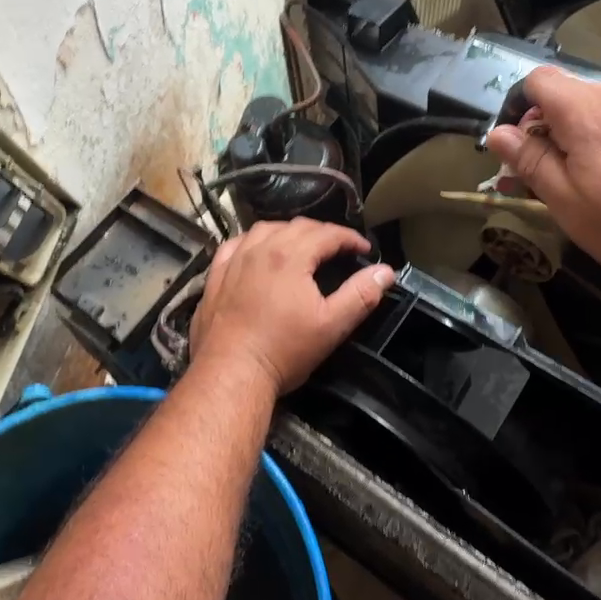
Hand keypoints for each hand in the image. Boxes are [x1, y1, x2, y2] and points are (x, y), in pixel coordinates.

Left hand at [189, 219, 395, 395]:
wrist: (231, 373)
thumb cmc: (284, 351)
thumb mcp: (331, 326)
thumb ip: (361, 295)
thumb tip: (386, 272)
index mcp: (290, 256)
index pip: (327, 234)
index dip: (350, 238)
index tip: (364, 250)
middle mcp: (260, 249)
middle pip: (296, 226)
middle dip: (322, 233)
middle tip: (339, 249)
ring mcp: (233, 261)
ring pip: (264, 229)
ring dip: (288, 232)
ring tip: (302, 245)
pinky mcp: (215, 276)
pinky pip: (234, 244)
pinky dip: (252, 241)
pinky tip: (256, 250)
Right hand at [485, 67, 600, 314]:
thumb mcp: (573, 210)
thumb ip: (533, 165)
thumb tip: (499, 133)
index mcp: (595, 116)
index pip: (541, 80)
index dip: (522, 109)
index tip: (526, 151)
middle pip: (577, 96)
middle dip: (558, 130)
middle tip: (560, 182)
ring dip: (595, 140)